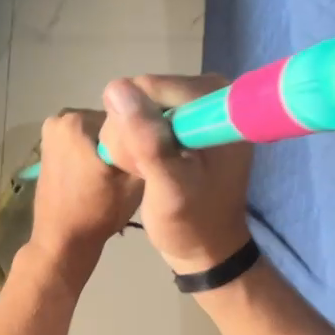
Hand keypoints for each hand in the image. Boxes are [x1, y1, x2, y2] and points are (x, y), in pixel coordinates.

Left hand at [27, 110, 143, 285]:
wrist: (62, 240)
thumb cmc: (98, 210)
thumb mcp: (134, 180)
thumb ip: (147, 146)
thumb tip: (159, 124)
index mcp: (77, 120)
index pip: (122, 117)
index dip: (136, 137)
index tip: (142, 158)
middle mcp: (59, 120)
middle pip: (106, 124)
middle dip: (119, 143)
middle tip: (128, 172)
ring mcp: (49, 134)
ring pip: (95, 134)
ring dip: (105, 150)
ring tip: (113, 177)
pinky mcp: (47, 149)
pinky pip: (80, 143)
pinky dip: (90, 155)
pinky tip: (97, 177)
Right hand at [99, 75, 253, 275]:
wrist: (208, 246)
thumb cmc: (193, 223)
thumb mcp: (170, 189)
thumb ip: (148, 141)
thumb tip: (116, 89)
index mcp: (217, 101)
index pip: (150, 88)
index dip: (134, 124)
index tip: (143, 164)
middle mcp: (209, 90)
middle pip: (140, 92)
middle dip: (131, 133)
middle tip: (145, 172)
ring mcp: (195, 100)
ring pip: (133, 102)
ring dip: (129, 140)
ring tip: (147, 173)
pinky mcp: (182, 112)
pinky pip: (138, 112)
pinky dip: (133, 139)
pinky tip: (147, 165)